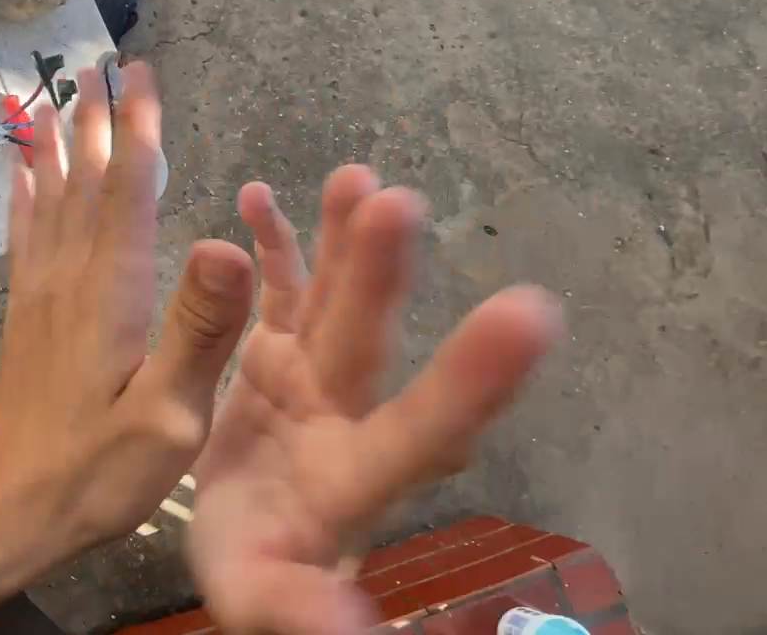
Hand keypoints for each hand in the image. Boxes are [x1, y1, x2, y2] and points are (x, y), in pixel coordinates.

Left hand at [0, 63, 259, 595]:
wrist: (13, 495)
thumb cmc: (99, 468)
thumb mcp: (169, 415)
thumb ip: (200, 330)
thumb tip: (226, 242)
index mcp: (112, 289)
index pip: (127, 188)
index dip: (137, 128)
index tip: (137, 75)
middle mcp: (69, 272)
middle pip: (85, 179)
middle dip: (97, 120)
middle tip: (95, 67)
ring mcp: (39, 286)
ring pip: (49, 196)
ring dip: (55, 145)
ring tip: (53, 99)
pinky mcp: (23, 306)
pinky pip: (24, 233)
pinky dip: (23, 193)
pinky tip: (20, 172)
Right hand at [187, 168, 563, 634]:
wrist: (236, 535)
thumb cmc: (255, 572)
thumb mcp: (262, 600)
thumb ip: (302, 613)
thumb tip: (359, 629)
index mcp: (349, 475)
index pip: (423, 427)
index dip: (473, 376)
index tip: (530, 315)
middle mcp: (340, 411)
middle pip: (364, 339)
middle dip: (381, 273)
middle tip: (398, 200)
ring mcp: (306, 374)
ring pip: (328, 298)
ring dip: (341, 240)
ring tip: (357, 177)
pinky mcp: (270, 353)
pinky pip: (276, 289)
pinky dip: (272, 243)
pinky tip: (262, 195)